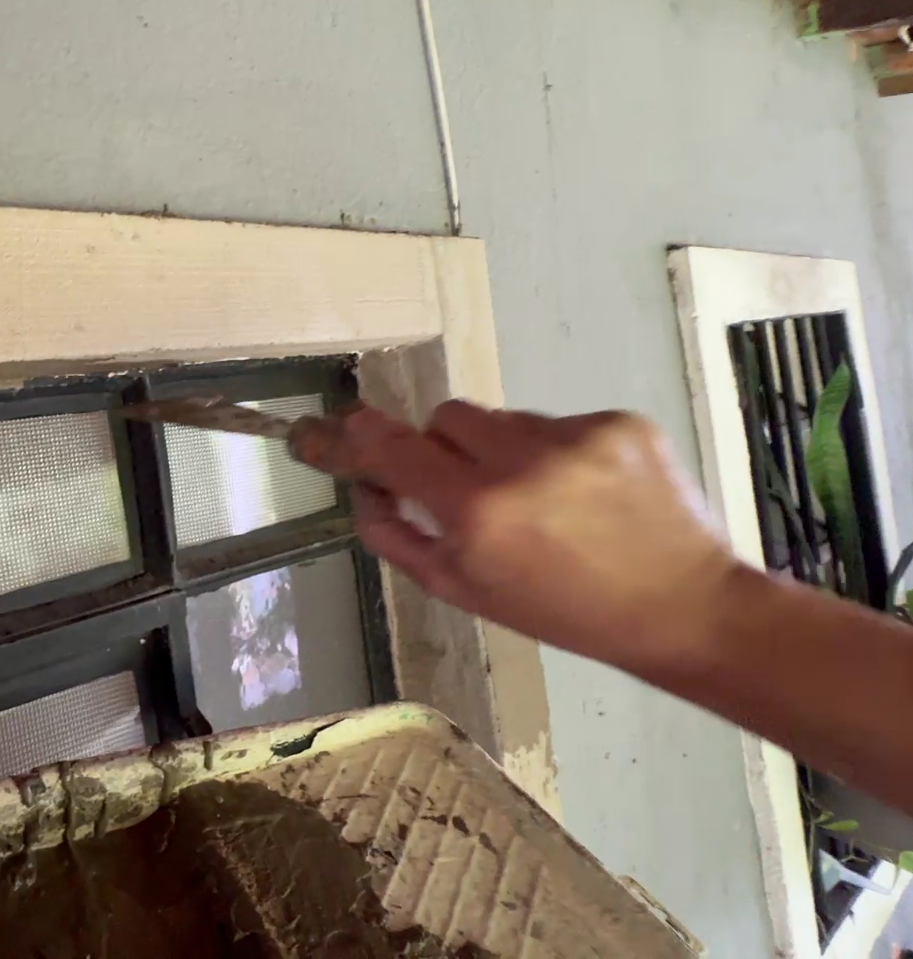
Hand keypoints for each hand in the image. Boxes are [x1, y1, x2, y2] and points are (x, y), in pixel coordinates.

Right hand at [288, 401, 747, 673]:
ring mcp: (575, 437)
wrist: (687, 610)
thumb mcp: (457, 588)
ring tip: (535, 493)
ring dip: (496, 448)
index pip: (390, 444)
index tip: (339, 427)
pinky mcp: (619, 424)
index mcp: (475, 509)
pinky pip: (551, 421)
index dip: (357, 433)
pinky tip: (580, 490)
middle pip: (443, 416)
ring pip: (497, 418)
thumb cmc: (557, 610)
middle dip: (440, 444)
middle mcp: (519, 462)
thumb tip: (364, 490)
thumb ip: (392, 535)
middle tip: (462, 483)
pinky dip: (550, 450)